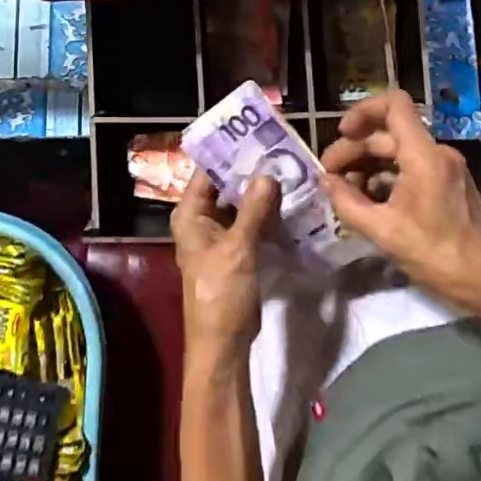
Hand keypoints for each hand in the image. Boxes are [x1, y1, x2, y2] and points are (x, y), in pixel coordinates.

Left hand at [170, 171, 278, 358]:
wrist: (223, 342)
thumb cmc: (222, 292)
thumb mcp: (239, 247)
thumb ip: (254, 210)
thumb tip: (268, 174)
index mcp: (190, 213)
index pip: (208, 173)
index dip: (229, 154)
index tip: (257, 138)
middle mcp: (200, 219)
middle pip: (224, 187)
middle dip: (250, 173)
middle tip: (282, 153)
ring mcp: (217, 235)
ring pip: (239, 205)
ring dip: (260, 194)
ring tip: (290, 172)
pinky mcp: (234, 250)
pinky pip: (248, 223)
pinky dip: (264, 215)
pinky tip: (289, 203)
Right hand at [320, 90, 480, 317]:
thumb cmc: (439, 256)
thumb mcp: (383, 232)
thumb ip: (347, 202)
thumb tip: (325, 181)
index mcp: (423, 157)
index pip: (394, 105)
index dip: (362, 111)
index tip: (341, 135)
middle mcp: (435, 153)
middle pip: (385, 133)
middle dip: (353, 150)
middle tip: (329, 177)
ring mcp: (443, 166)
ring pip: (394, 150)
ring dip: (365, 165)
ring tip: (344, 191)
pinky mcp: (445, 182)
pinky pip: (406, 166)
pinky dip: (382, 176)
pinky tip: (366, 200)